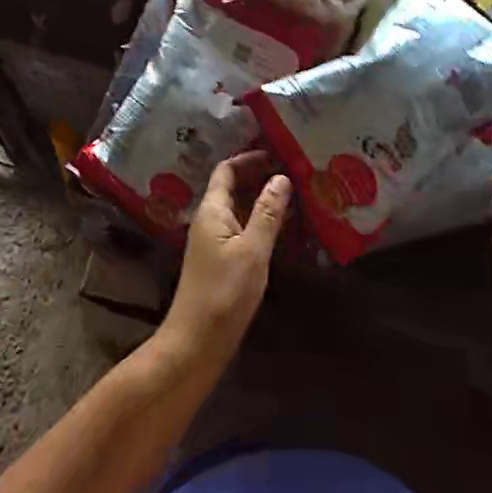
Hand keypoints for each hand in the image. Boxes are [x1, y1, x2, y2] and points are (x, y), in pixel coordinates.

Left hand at [157, 151, 291, 367]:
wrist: (198, 340)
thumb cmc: (225, 292)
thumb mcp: (252, 250)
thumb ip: (267, 213)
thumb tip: (281, 177)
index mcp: (212, 211)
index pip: (226, 171)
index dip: (249, 158)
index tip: (277, 152)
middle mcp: (208, 220)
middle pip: (231, 187)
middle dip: (258, 175)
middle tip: (291, 170)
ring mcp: (212, 241)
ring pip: (238, 208)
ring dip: (261, 199)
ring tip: (293, 194)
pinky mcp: (219, 260)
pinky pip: (240, 228)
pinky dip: (259, 221)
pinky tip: (281, 227)